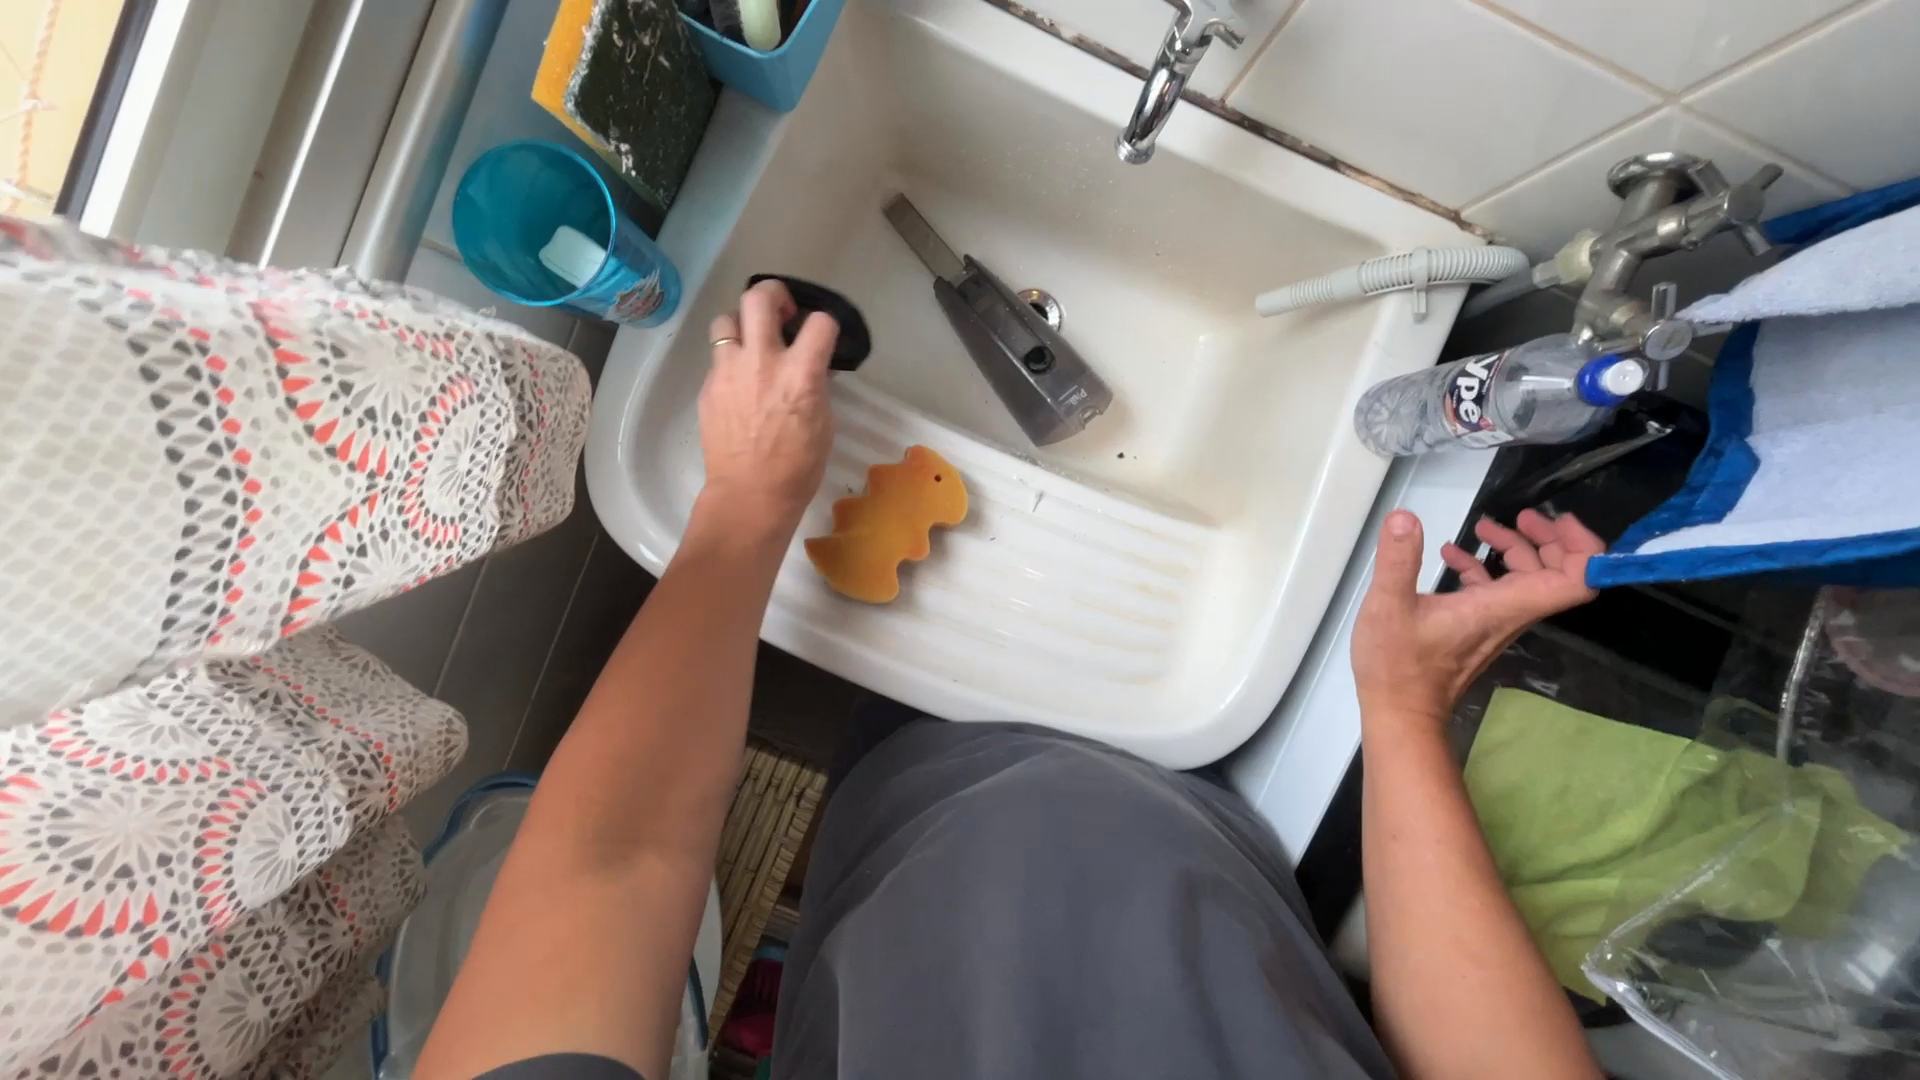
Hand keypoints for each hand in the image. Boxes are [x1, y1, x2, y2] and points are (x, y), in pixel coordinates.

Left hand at [696, 279, 838, 537]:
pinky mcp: (708, 387)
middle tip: (783, 314)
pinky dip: (732, 361)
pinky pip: (718, 358)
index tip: (824, 336)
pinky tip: (741, 383)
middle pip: (759, 298)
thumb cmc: (799, 467)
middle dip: (775, 295)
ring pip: (726, 319)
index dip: (826, 325)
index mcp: (800, 373)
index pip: (820, 322)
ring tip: (752, 343)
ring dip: (742, 324)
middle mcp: (762, 361)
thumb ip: (817, 385)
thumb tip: (814, 367)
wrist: (750, 494)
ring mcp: (729, 372)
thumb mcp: (823, 423)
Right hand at [1352, 508, 1603, 727]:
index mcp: (1501, 607)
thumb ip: (1398, 560)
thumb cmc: (1397, 665)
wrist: (1400, 712)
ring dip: (1516, 550)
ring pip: (1528, 581)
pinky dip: (1484, 568)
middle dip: (1547, 538)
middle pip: (1557, 574)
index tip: (1556, 519)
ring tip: (1483, 527)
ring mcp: (1493, 623)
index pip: (1575, 579)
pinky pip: (1497, 592)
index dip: (1581, 546)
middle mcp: (1508, 615)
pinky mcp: (1474, 629)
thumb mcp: (1388, 607)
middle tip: (1520, 514)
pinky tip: (1452, 557)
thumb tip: (1405, 518)